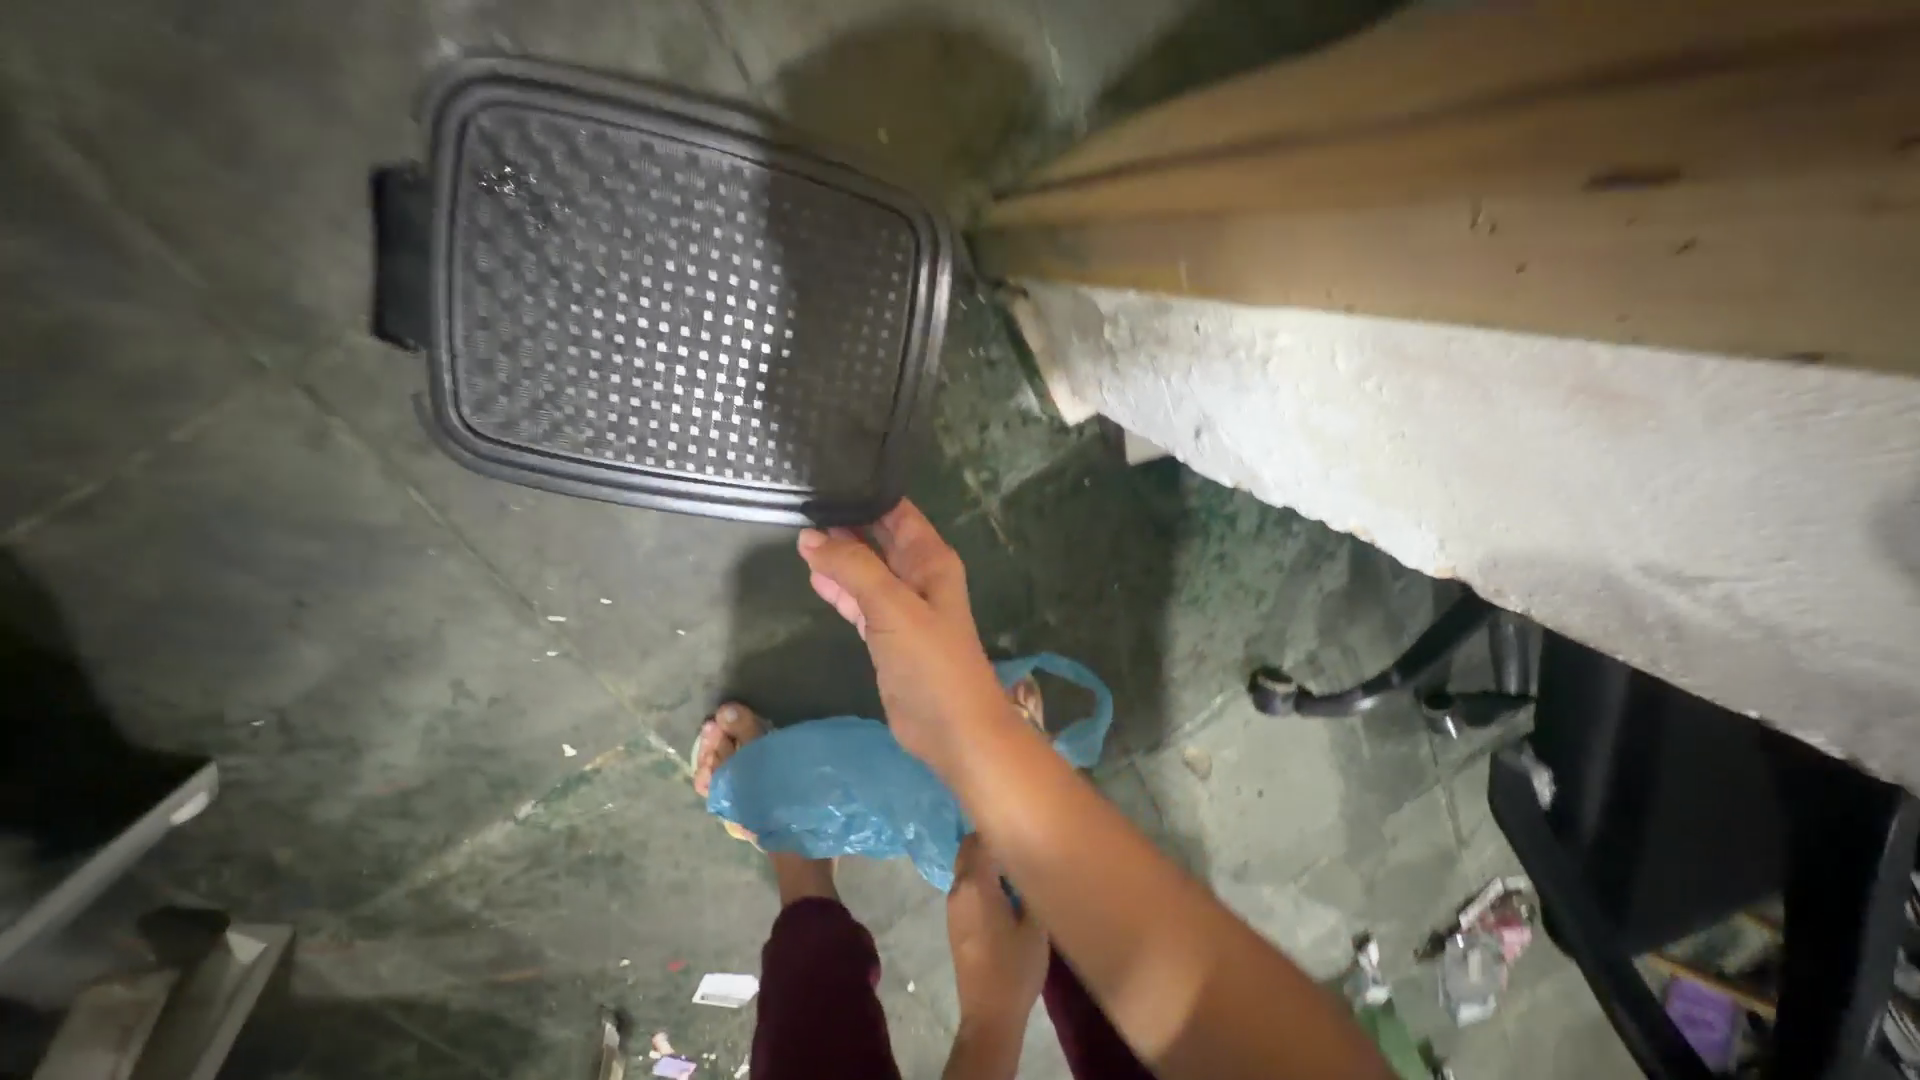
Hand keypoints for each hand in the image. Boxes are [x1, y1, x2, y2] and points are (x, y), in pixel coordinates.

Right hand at [796, 500, 1017, 772]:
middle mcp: (918, 576)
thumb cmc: (931, 661)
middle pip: (879, 538)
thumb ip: (853, 568)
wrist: (953, 729)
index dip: (867, 495)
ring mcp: (902, 607)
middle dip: (847, 523)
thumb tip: (810, 537)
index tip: (827, 476)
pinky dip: (839, 588)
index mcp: (931, 559)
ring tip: (799, 533)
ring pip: (866, 570)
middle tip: (802, 501)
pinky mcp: (886, 636)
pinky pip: (859, 601)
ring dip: (838, 555)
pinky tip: (813, 574)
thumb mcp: (892, 606)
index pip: (898, 513)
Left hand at [947, 835, 1048, 1046]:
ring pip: (967, 870)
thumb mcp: (1035, 927)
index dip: (998, 831)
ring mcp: (952, 907)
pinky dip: (983, 882)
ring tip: (1017, 871)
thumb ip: (1029, 888)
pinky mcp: (955, 923)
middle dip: (990, 844)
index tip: (1020, 830)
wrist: (989, 1015)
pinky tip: (1006, 894)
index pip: (979, 840)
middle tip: (1020, 847)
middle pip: (968, 851)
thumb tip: (1028, 865)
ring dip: (987, 865)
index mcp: (975, 885)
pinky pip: (967, 888)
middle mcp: (957, 889)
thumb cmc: (1016, 969)